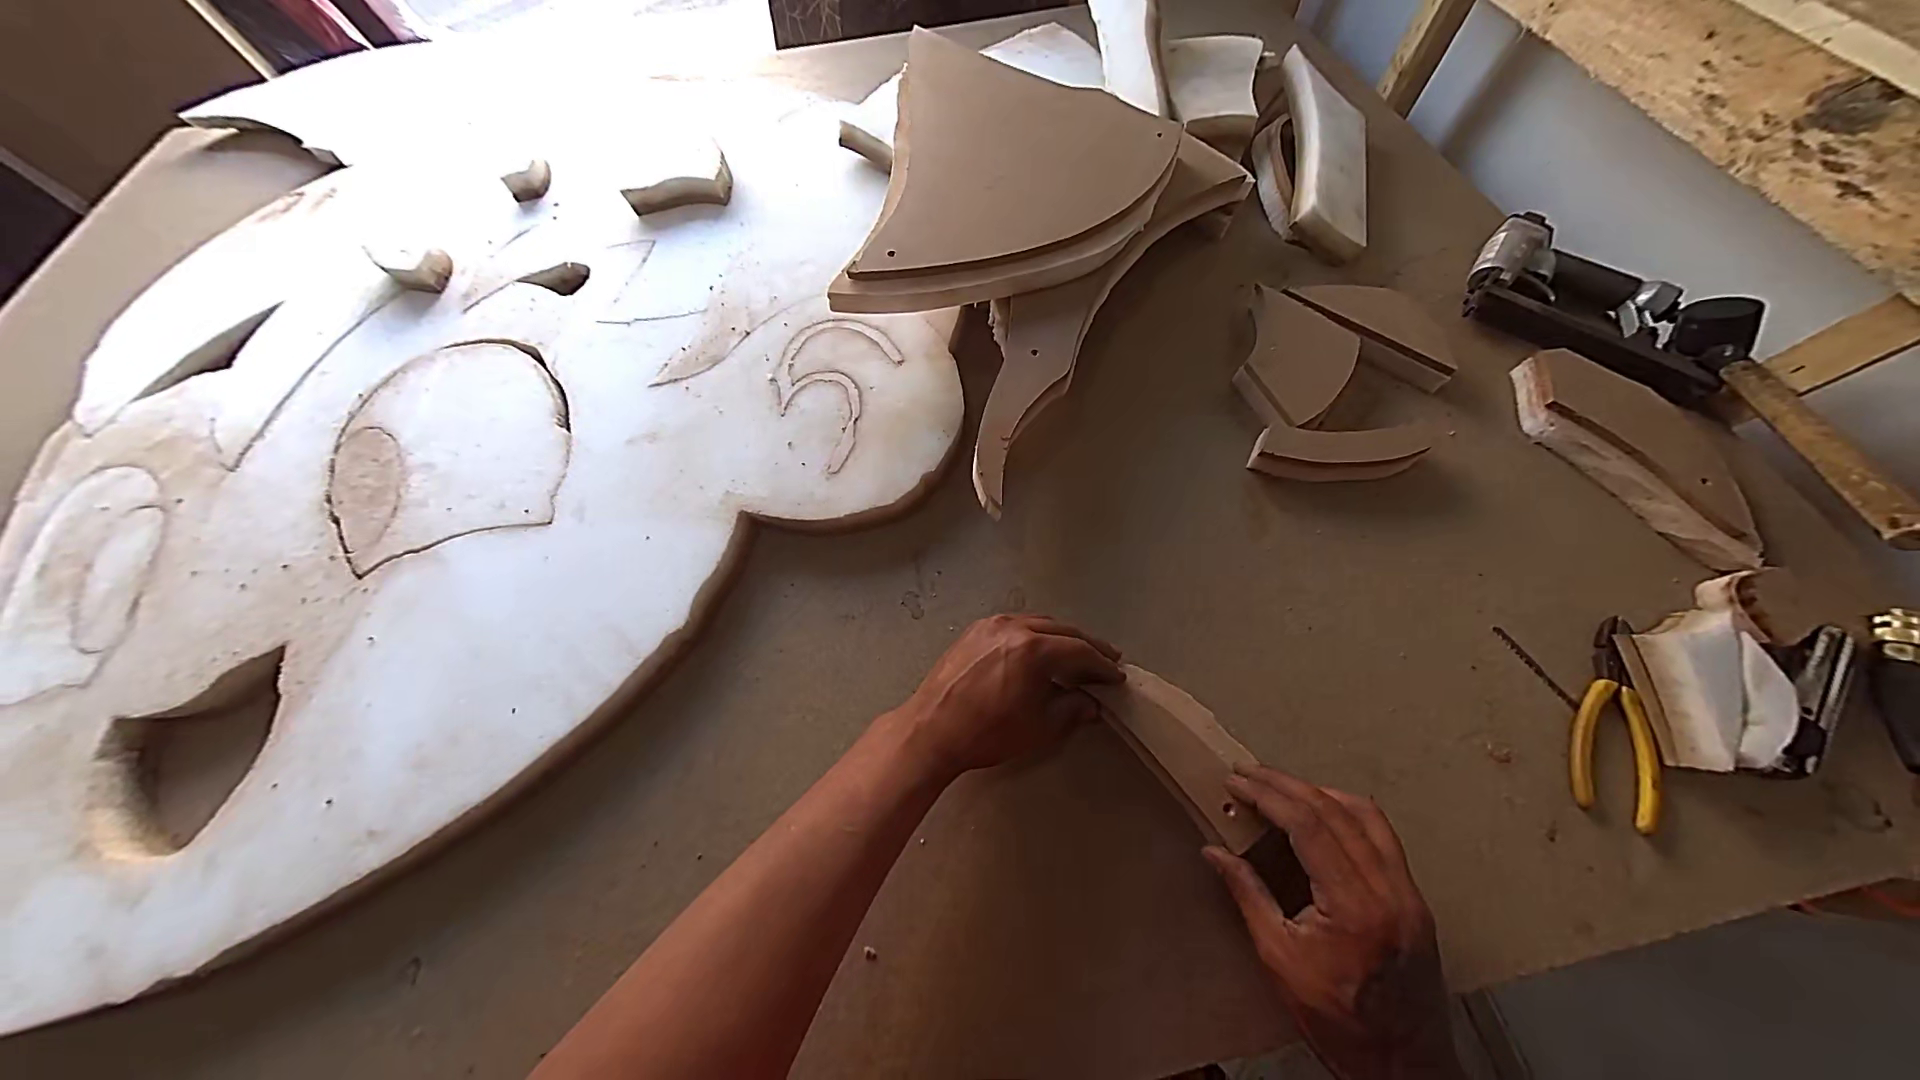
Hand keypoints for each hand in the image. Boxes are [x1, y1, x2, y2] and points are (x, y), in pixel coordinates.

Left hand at [892, 614, 1122, 777]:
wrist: (930, 730)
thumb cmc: (985, 733)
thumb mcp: (1039, 727)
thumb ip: (1072, 710)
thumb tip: (1090, 703)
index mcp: (1032, 649)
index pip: (1079, 651)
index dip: (1102, 665)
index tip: (1116, 677)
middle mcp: (1012, 627)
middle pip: (1062, 631)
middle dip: (1087, 646)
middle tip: (1106, 660)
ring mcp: (990, 625)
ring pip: (1039, 623)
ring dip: (1061, 637)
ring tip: (1077, 654)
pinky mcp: (975, 631)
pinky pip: (1015, 625)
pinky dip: (1035, 634)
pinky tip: (1041, 649)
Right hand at [1203, 765, 1462, 1079]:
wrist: (1405, 1067)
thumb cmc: (1340, 1022)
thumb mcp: (1278, 957)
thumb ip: (1247, 894)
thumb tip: (1214, 852)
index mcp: (1355, 908)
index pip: (1308, 826)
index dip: (1267, 796)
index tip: (1237, 783)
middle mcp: (1389, 893)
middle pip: (1334, 812)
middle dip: (1285, 784)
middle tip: (1248, 773)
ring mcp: (1409, 894)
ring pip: (1365, 815)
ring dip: (1318, 792)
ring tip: (1280, 785)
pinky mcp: (1415, 900)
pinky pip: (1383, 836)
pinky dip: (1348, 812)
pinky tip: (1323, 811)